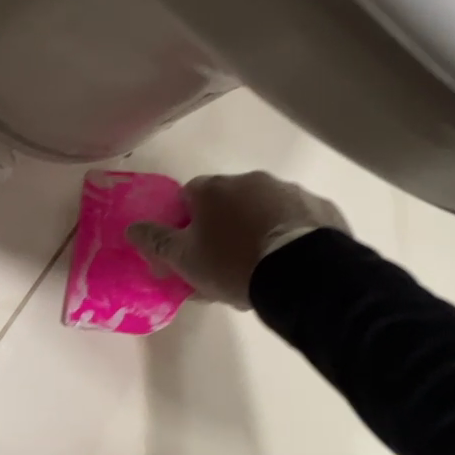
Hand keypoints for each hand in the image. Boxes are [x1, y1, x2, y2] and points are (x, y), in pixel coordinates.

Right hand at [127, 172, 348, 310]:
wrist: (303, 274)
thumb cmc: (232, 262)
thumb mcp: (183, 259)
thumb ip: (156, 241)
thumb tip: (132, 227)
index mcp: (213, 188)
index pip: (188, 196)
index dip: (185, 222)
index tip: (190, 248)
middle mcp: (251, 180)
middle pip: (227, 201)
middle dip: (223, 225)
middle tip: (223, 261)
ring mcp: (290, 191)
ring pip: (263, 209)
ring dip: (257, 228)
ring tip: (259, 266)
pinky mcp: (322, 208)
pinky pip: (297, 219)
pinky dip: (288, 234)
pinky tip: (287, 262)